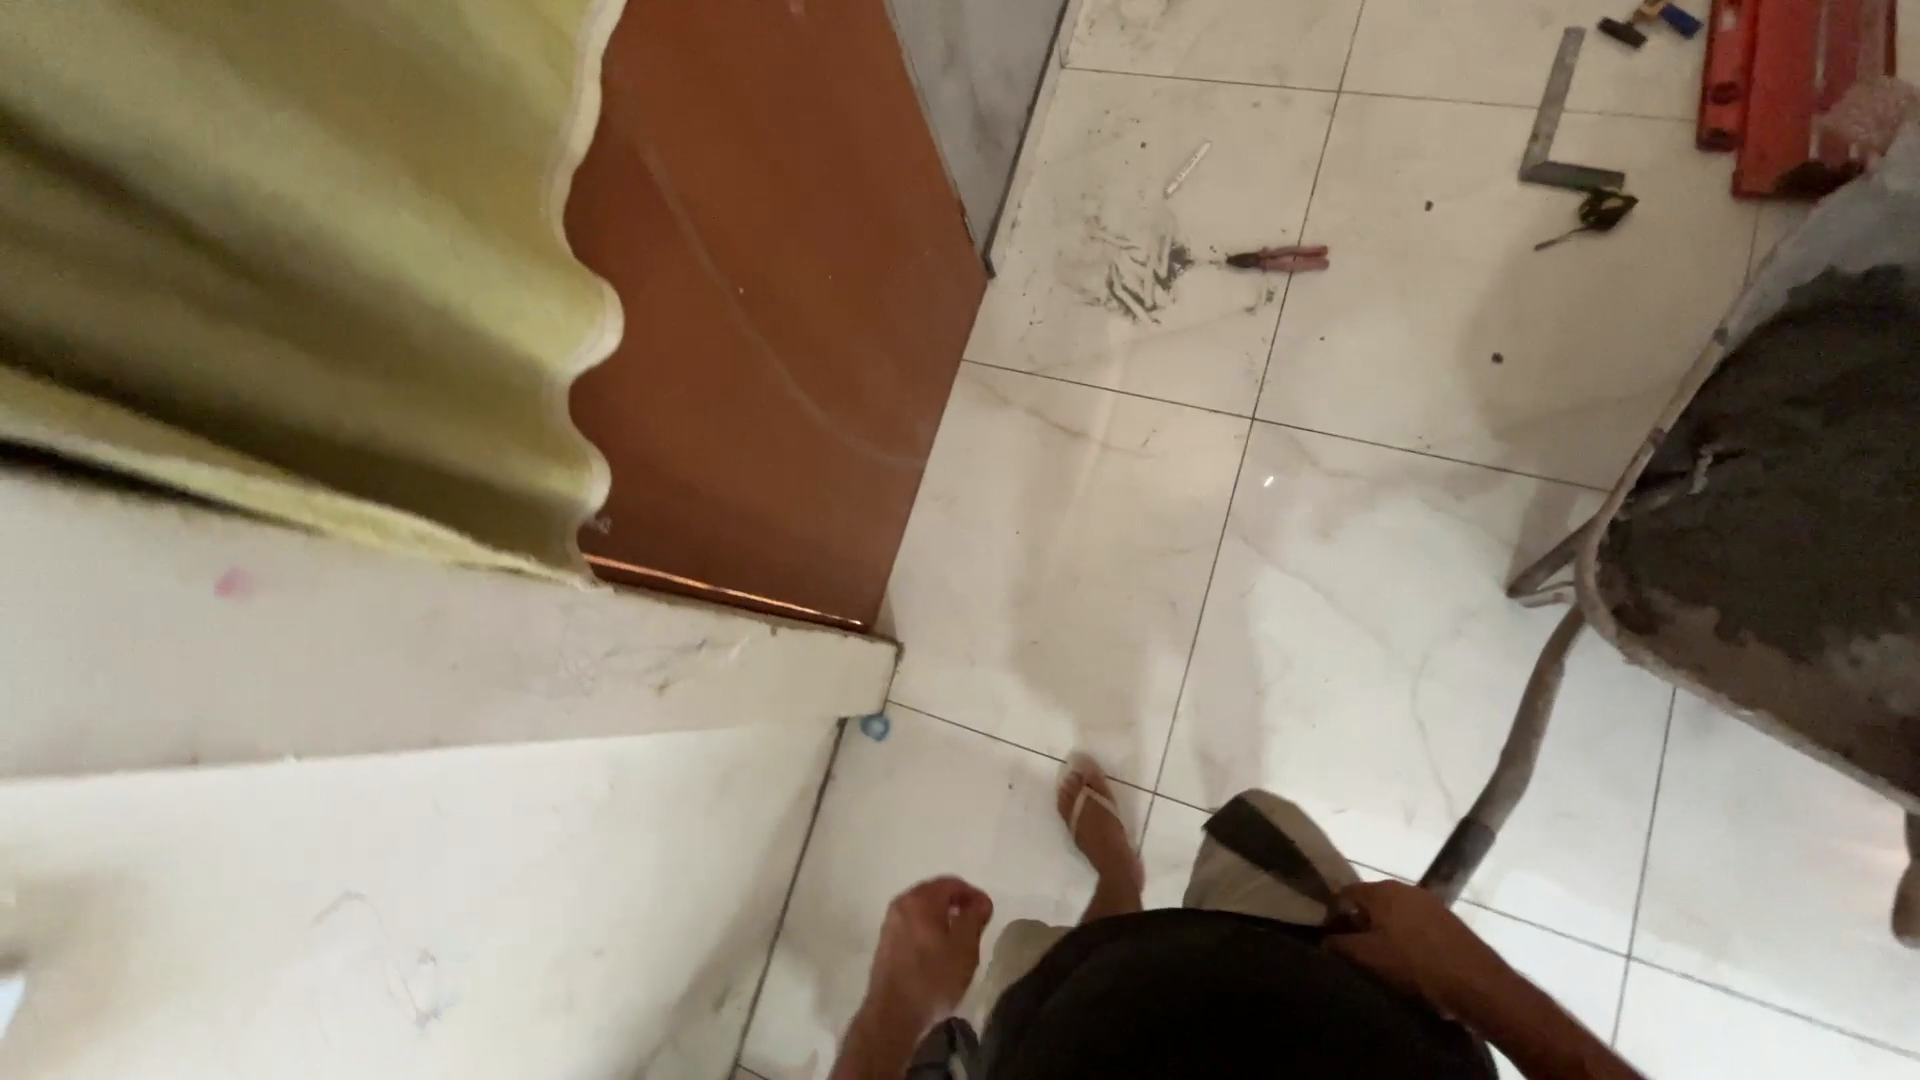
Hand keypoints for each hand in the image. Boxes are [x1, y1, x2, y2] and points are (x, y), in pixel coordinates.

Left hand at [862, 876, 993, 1032]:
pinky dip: (927, 928)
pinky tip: (936, 950)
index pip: (952, 883)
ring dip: (941, 917)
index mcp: (921, 898)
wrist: (892, 1014)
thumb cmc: (933, 978)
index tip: (987, 913)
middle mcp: (902, 903)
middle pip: (935, 893)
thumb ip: (975, 918)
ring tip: (957, 938)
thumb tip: (981, 901)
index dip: (973, 894)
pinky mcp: (885, 941)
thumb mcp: (964, 948)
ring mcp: (890, 922)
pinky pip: (912, 924)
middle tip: (974, 923)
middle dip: (957, 904)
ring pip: (922, 909)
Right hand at [1324, 881, 1510, 1017]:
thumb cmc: (1416, 965)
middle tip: (1355, 950)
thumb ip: (1339, 945)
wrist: (1480, 986)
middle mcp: (1404, 887)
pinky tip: (1412, 961)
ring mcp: (1431, 902)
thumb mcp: (1367, 958)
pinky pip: (1417, 925)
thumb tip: (1324, 940)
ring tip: (1384, 959)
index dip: (1332, 916)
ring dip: (1385, 931)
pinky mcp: (1451, 921)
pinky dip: (1408, 938)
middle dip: (1360, 923)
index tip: (1330, 939)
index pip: (1343, 894)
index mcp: (1380, 889)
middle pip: (1370, 902)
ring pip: (1395, 914)